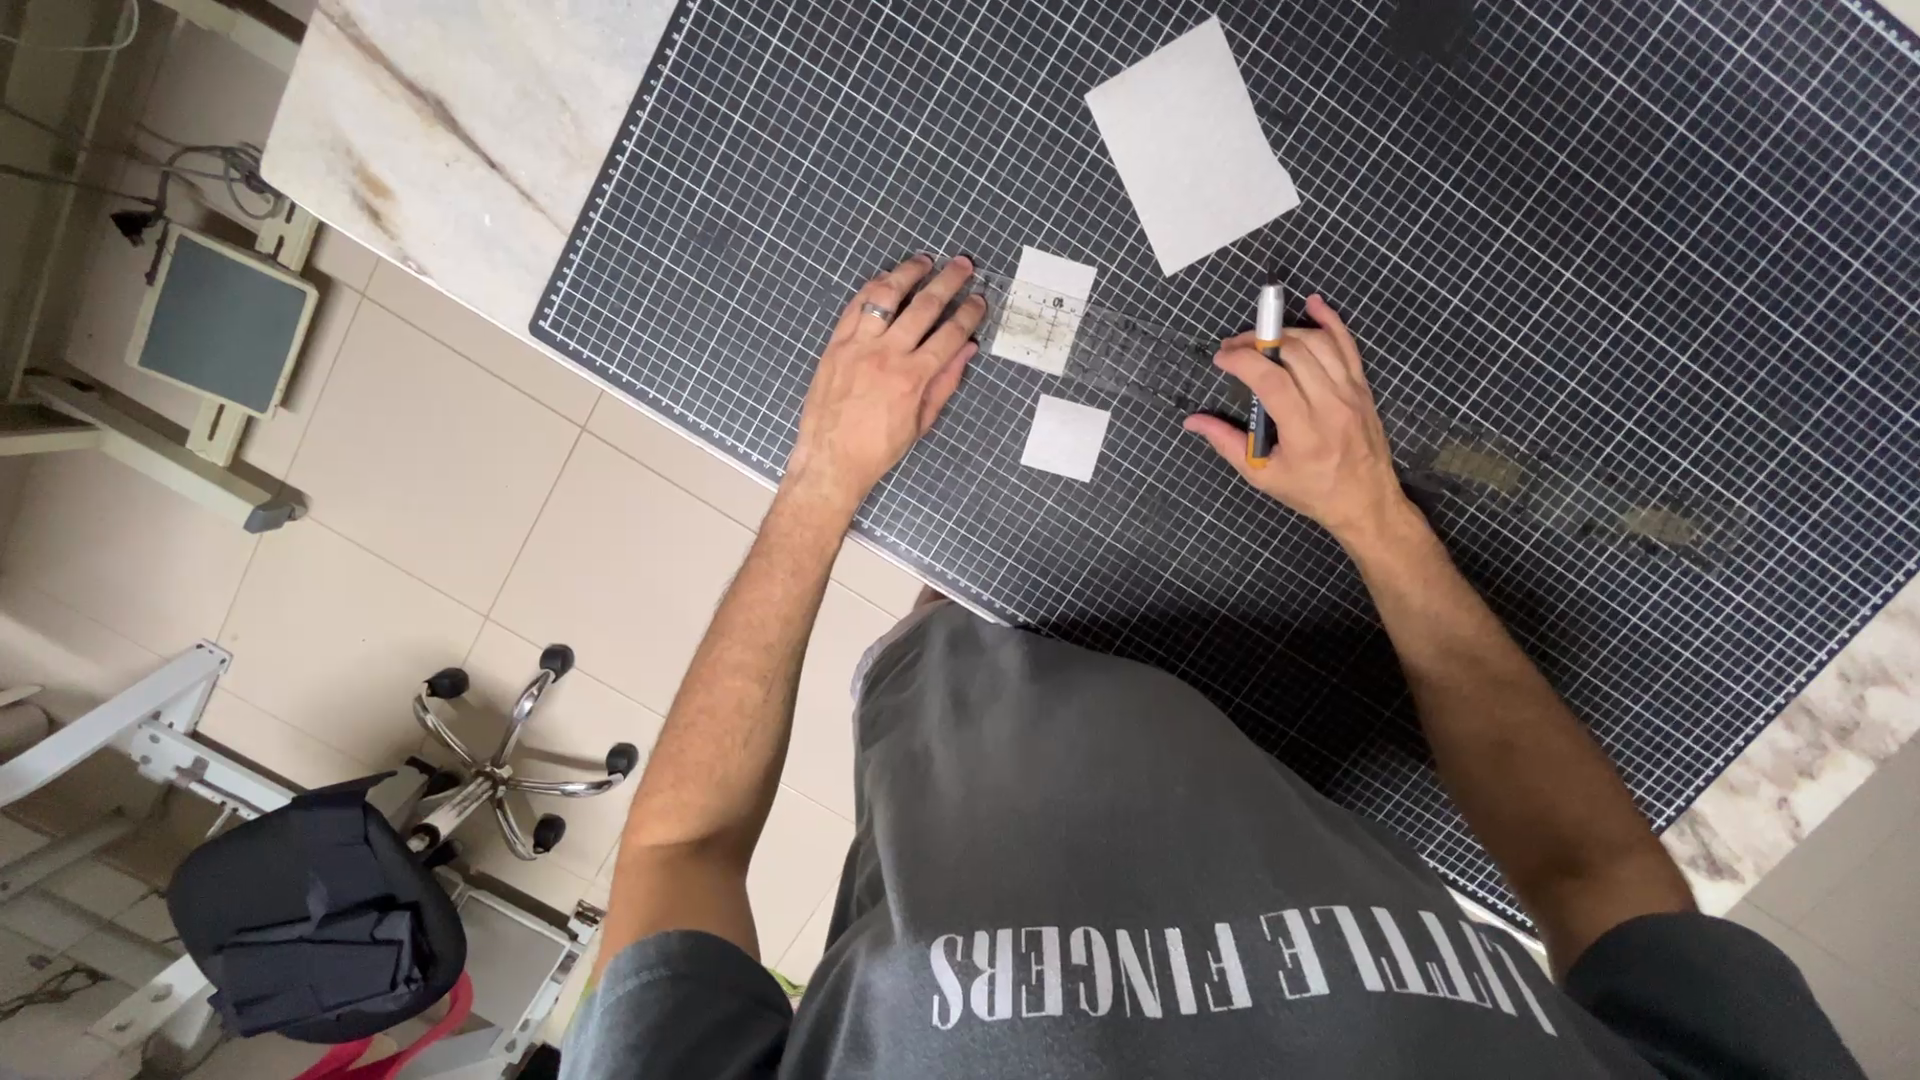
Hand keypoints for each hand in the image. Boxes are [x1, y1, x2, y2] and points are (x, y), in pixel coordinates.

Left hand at [785, 255, 985, 512]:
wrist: (831, 459)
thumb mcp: (922, 421)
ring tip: (924, 261)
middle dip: (948, 281)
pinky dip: (872, 289)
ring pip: (886, 296)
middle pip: (924, 306)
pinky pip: (855, 307)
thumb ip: (945, 382)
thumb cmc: (880, 448)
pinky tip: (885, 280)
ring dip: (908, 273)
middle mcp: (887, 354)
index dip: (969, 314)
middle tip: (963, 265)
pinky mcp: (835, 345)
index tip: (979, 300)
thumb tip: (967, 350)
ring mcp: (858, 346)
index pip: (950, 335)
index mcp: (913, 377)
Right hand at [1183, 294, 1411, 544]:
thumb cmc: (1310, 492)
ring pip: (1317, 343)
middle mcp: (1331, 405)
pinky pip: (1348, 345)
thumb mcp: (1262, 476)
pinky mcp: (1362, 387)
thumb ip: (1227, 443)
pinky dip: (1330, 321)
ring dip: (1283, 332)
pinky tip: (1313, 305)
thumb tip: (1193, 421)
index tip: (1221, 358)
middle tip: (1234, 347)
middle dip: (1257, 342)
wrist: (1366, 501)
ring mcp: (1351, 392)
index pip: (1271, 380)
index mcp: (1304, 432)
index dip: (1243, 360)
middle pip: (1293, 353)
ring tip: (1259, 339)